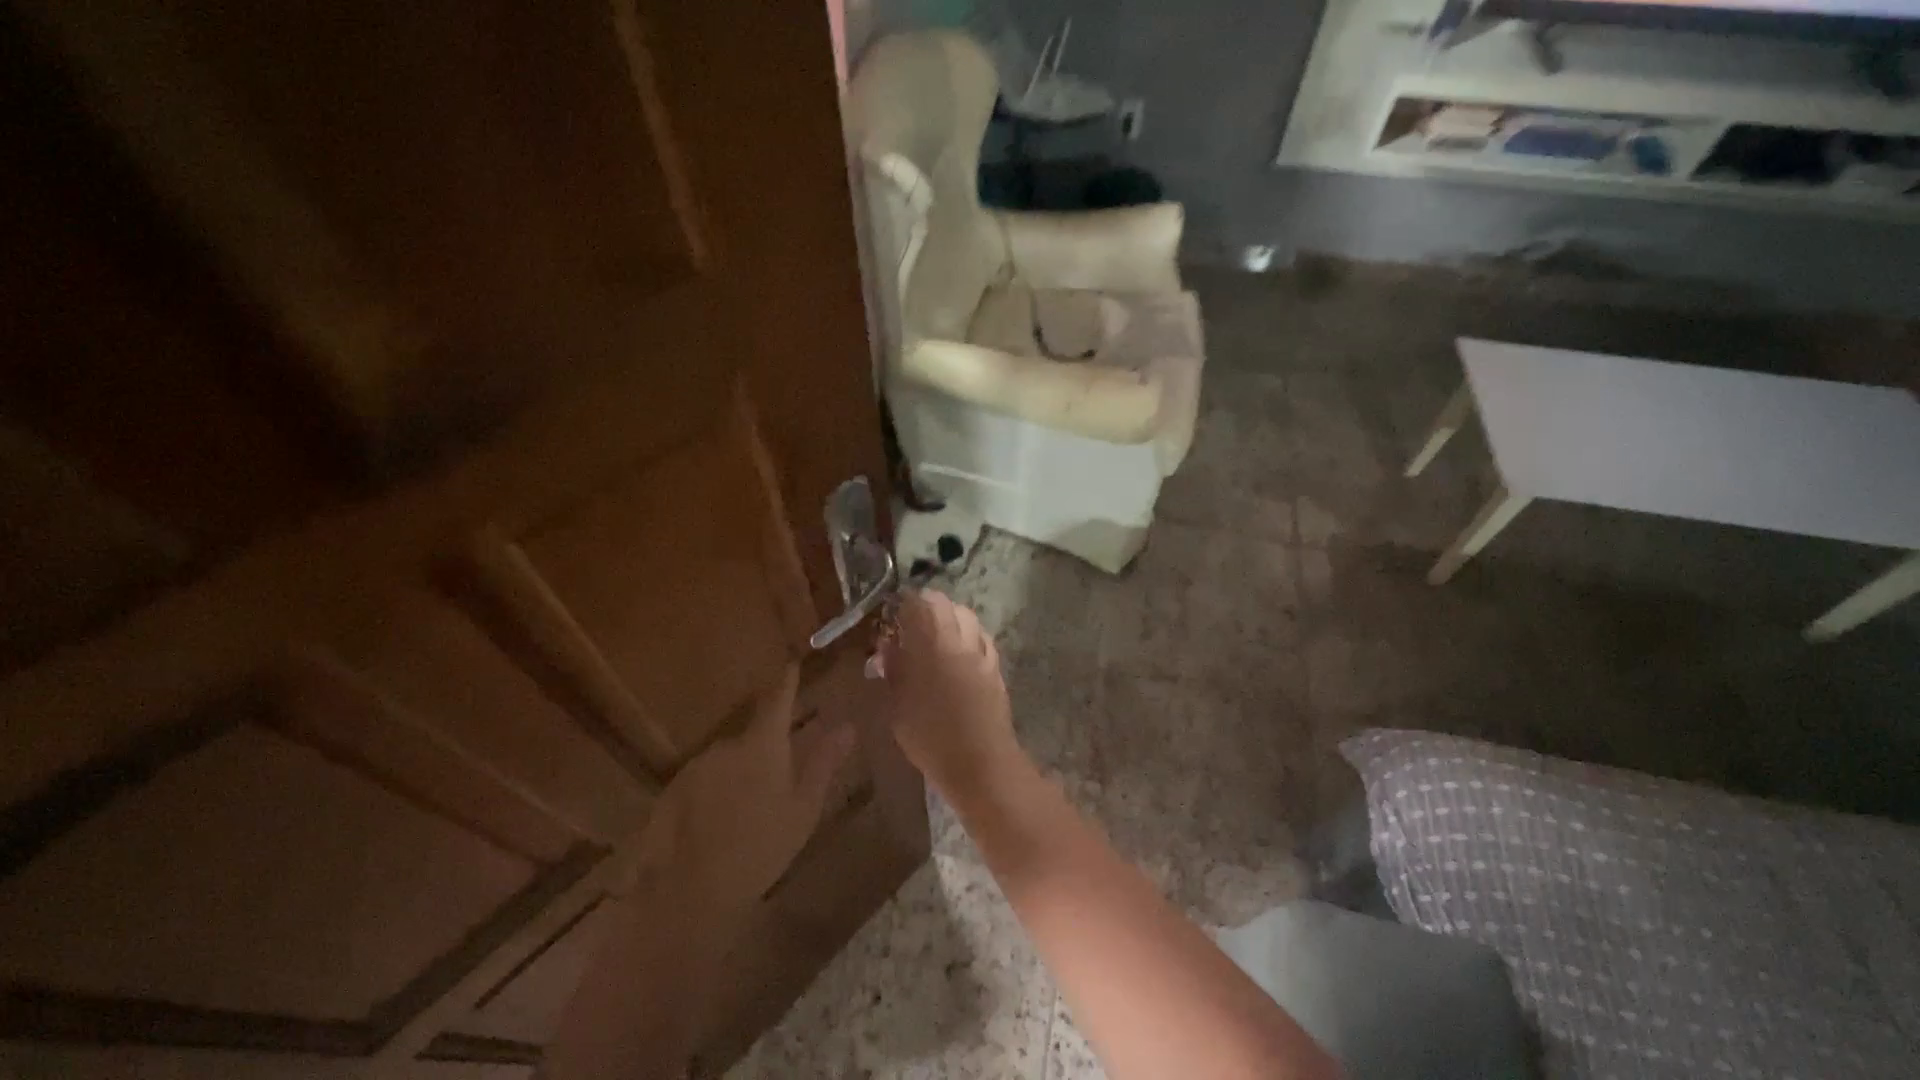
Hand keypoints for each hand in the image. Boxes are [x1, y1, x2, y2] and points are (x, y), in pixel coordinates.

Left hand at [637, 663, 851, 912]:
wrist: (690, 889)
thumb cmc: (761, 848)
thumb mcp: (803, 809)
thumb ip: (823, 763)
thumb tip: (847, 726)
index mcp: (763, 745)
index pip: (777, 699)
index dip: (787, 681)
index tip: (792, 664)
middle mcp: (727, 744)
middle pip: (752, 735)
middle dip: (766, 748)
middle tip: (780, 778)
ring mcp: (697, 765)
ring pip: (728, 759)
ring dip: (740, 772)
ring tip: (750, 809)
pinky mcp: (674, 788)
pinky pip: (705, 779)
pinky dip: (716, 791)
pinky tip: (721, 822)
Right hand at [876, 591, 1024, 799]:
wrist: (980, 763)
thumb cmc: (930, 738)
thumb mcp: (898, 707)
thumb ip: (894, 670)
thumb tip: (887, 645)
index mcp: (931, 645)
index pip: (918, 604)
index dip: (903, 603)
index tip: (892, 613)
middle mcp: (959, 641)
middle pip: (947, 605)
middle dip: (928, 606)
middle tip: (912, 622)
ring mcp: (982, 654)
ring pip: (969, 618)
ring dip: (952, 618)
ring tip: (937, 635)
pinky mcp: (996, 670)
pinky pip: (983, 640)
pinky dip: (970, 636)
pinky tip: (960, 653)